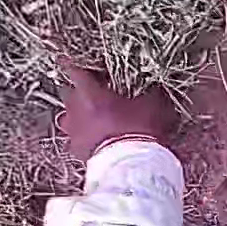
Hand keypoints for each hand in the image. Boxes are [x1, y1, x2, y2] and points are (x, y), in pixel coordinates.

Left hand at [57, 65, 174, 162]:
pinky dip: (87, 138)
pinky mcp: (76, 152)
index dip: (73, 62)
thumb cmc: (137, 131)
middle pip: (71, 94)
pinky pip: (78, 140)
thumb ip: (151, 93)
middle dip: (83, 93)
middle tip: (101, 95)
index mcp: (89, 92)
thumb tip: (156, 87)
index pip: (73, 68)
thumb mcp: (152, 106)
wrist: (130, 167)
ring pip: (71, 118)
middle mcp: (74, 110)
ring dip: (82, 117)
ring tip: (99, 120)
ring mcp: (72, 132)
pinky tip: (101, 140)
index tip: (70, 58)